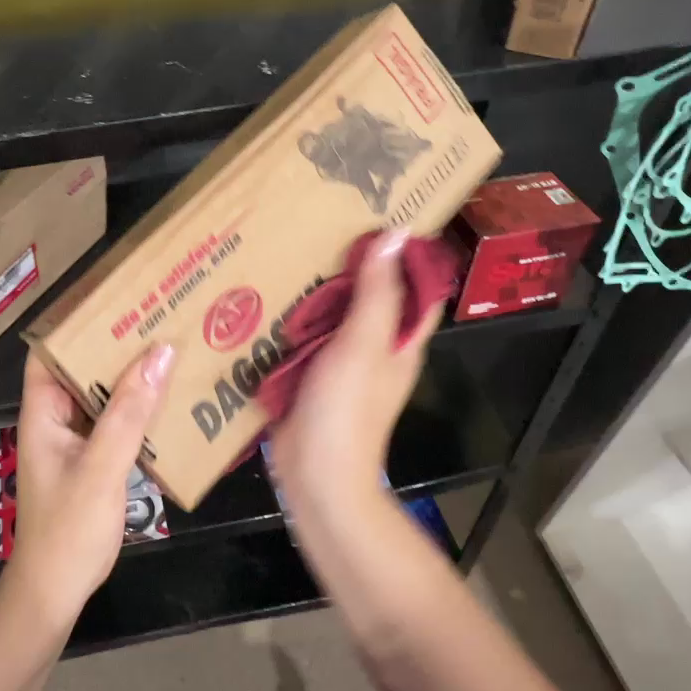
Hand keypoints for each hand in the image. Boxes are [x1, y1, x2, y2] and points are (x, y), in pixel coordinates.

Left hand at [1, 343, 174, 625]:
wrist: (57, 592)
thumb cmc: (69, 528)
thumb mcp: (101, 466)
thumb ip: (129, 412)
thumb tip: (159, 352)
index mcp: (43, 412)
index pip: (50, 353)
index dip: (75, 325)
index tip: (113, 301)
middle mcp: (57, 420)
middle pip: (81, 370)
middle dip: (114, 346)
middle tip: (155, 318)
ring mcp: (76, 442)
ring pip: (102, 397)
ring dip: (130, 378)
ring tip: (169, 348)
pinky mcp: (95, 462)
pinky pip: (117, 423)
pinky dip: (138, 409)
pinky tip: (171, 400)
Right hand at [268, 229, 441, 502]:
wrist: (316, 477)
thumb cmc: (347, 408)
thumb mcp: (362, 343)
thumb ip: (376, 292)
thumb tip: (394, 234)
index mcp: (400, 340)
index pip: (418, 288)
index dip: (409, 253)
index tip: (382, 213)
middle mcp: (376, 349)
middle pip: (374, 297)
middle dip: (356, 262)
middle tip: (324, 220)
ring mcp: (343, 364)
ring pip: (338, 315)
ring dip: (321, 287)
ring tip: (293, 245)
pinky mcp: (312, 377)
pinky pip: (308, 337)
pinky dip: (296, 315)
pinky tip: (271, 293)